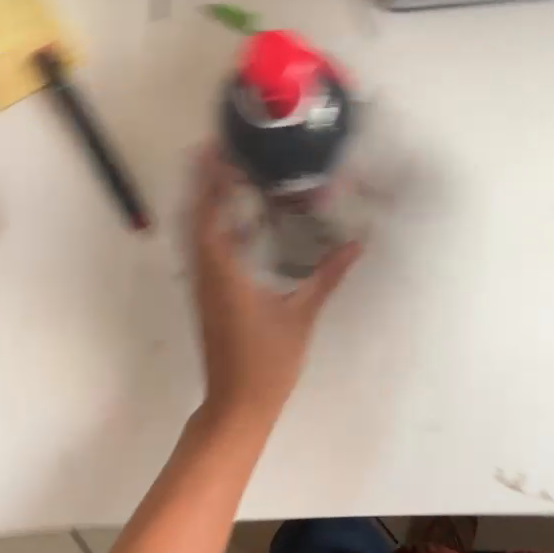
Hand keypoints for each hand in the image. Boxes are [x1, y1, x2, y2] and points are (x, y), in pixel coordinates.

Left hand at [189, 145, 360, 424]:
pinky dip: (212, 228)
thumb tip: (358, 243)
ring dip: (205, 204)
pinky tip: (235, 224)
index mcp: (223, 272)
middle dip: (203, 183)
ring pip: (196, 234)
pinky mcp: (208, 298)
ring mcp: (203, 287)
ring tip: (224, 176)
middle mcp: (205, 273)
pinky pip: (203, 252)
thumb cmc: (268, 361)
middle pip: (195, 216)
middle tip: (220, 151)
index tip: (218, 148)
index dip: (211, 179)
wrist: (239, 403)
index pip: (210, 213)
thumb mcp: (301, 315)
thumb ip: (328, 275)